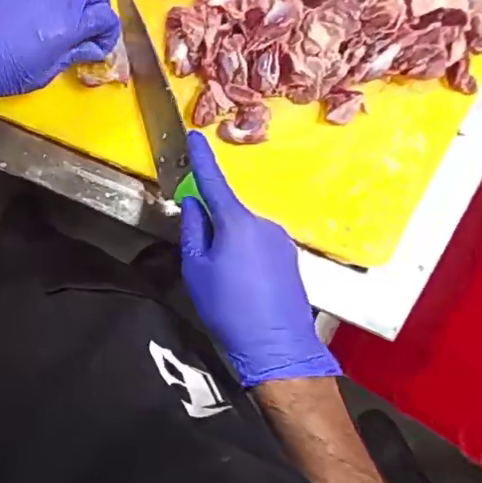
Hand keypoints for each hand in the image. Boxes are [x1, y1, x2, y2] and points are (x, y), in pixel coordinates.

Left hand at [0, 0, 119, 108]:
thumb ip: (73, 54)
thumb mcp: (46, 72)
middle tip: (90, 29)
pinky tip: (45, 9)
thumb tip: (90, 47)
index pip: (107, 17)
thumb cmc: (4, 72)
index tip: (100, 45)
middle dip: (99, 10)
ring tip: (70, 16)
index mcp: (70, 23)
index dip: (110, 33)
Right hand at [179, 131, 339, 387]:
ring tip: (219, 282)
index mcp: (237, 223)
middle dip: (209, 226)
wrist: (276, 345)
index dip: (200, 160)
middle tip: (198, 261)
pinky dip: (242, 256)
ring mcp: (280, 240)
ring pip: (241, 232)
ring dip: (226, 245)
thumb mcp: (195, 269)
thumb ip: (192, 231)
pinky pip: (256, 246)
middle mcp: (263, 224)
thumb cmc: (227, 307)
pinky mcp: (288, 257)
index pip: (214, 183)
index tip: (194, 137)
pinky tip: (238, 285)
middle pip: (227, 213)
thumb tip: (194, 205)